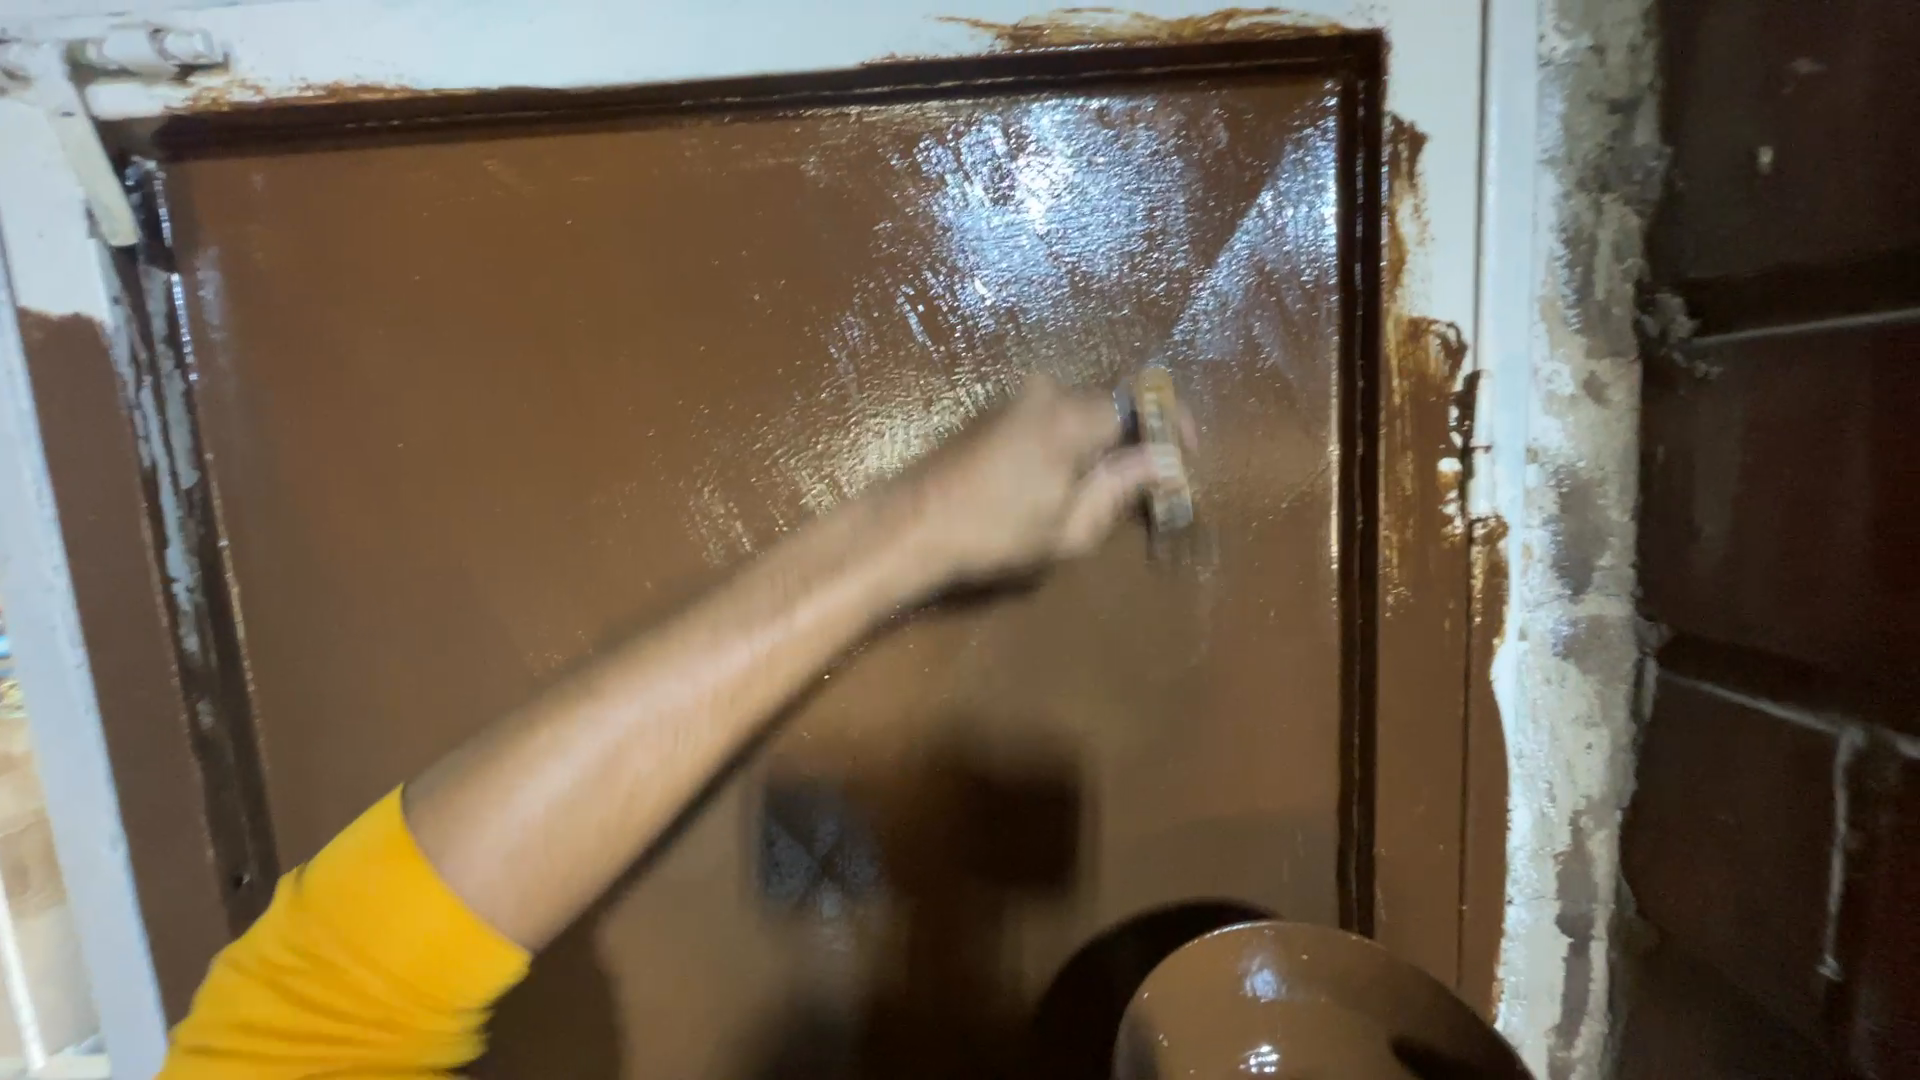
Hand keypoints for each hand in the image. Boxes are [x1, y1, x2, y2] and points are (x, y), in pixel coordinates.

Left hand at [900, 375, 1190, 583]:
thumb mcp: (1069, 528)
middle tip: (1142, 487)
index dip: (1170, 425)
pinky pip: (1048, 419)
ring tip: (1096, 493)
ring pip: (1077, 414)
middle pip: (1107, 407)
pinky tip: (1056, 483)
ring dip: (1096, 446)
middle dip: (1131, 442)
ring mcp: (1014, 399)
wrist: (910, 524)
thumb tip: (1164, 463)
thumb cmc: (994, 534)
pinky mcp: (992, 412)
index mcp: (1069, 417)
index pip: (1139, 403)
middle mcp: (1045, 393)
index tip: (1185, 454)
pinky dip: (1066, 444)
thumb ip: (1120, 488)